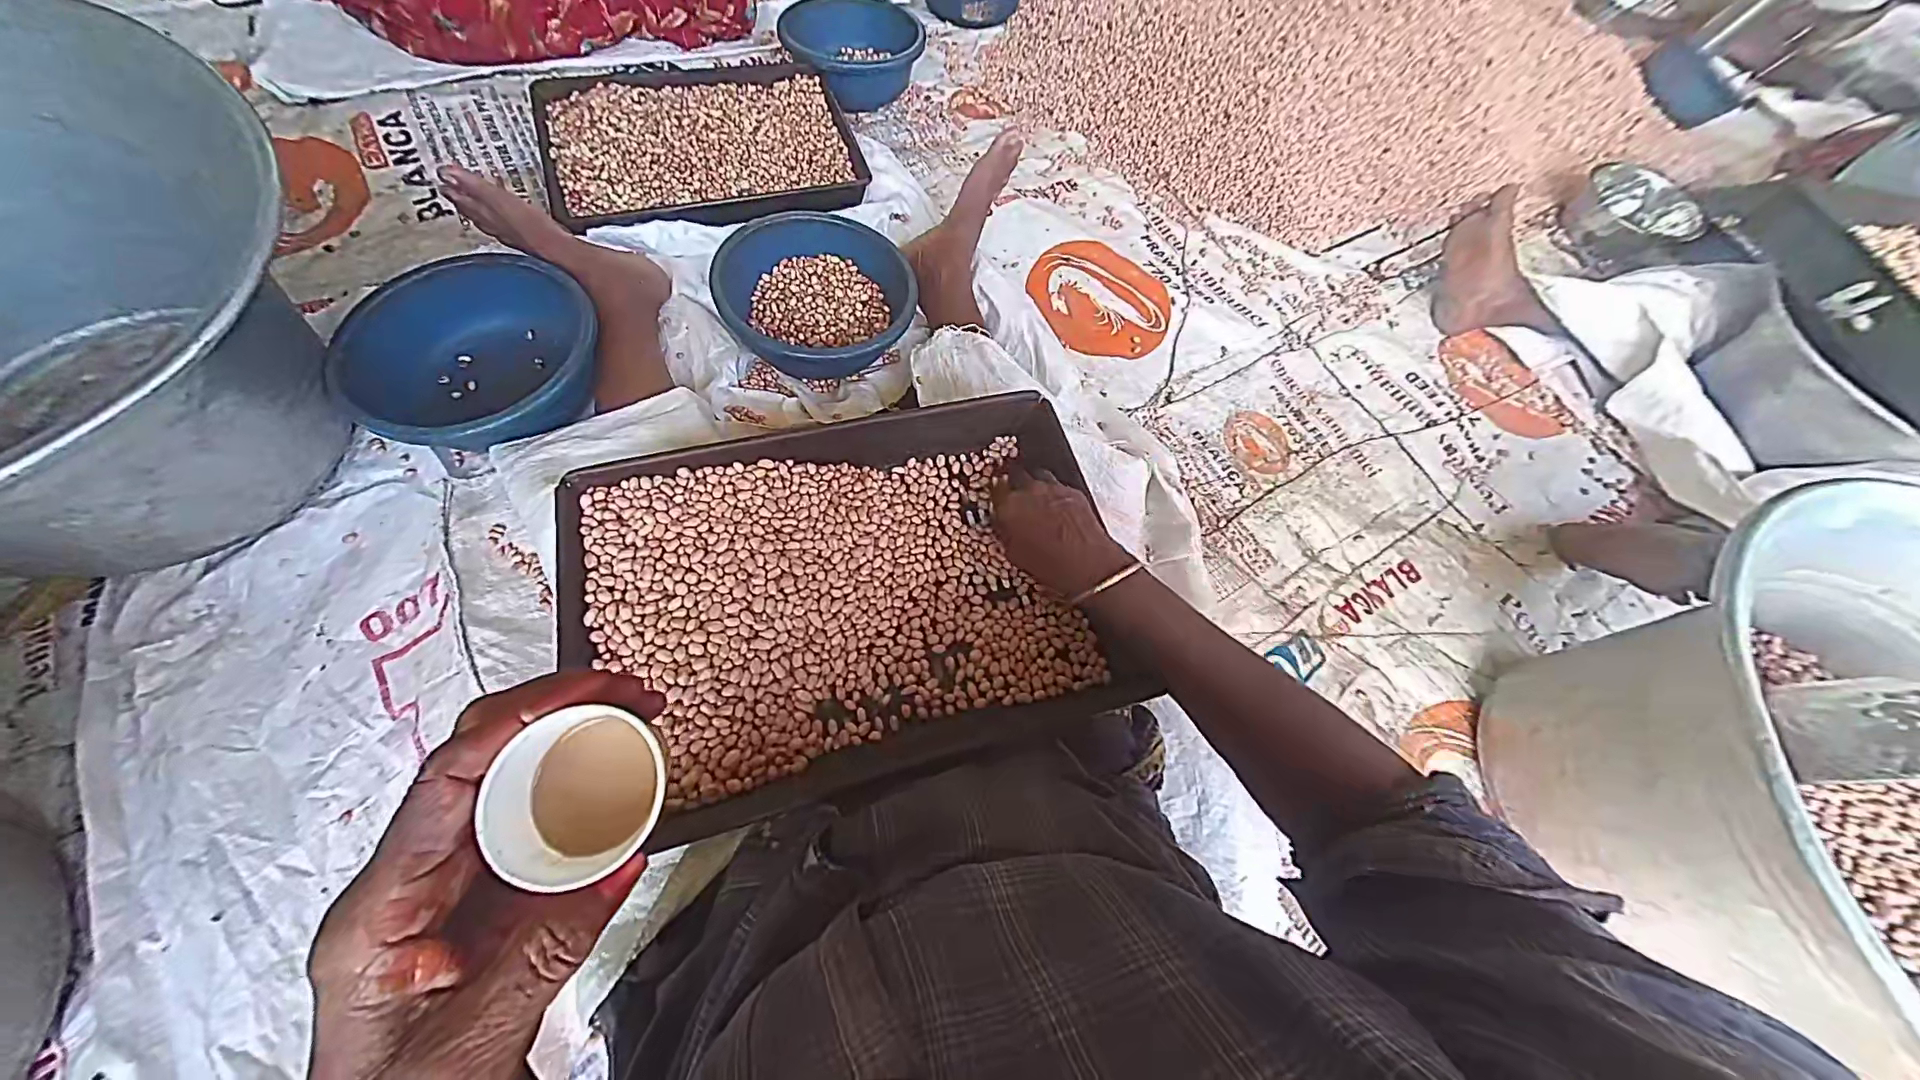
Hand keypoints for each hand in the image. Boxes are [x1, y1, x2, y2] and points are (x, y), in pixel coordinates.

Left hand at [309, 672, 664, 1079]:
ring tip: (633, 716)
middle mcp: (415, 874)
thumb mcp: (474, 1041)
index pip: (443, 782)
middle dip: (555, 707)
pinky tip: (620, 768)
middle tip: (624, 693)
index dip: (510, 725)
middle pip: (479, 754)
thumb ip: (548, 952)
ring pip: (511, 772)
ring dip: (576, 732)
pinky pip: (538, 809)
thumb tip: (620, 865)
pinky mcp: (492, 880)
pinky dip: (584, 776)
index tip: (575, 696)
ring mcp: (455, 873)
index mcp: (383, 907)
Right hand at [991, 466, 1134, 597]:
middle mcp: (1029, 491)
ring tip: (1035, 499)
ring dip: (1034, 485)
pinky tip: (1055, 505)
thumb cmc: (1048, 564)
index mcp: (1009, 506)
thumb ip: (1005, 531)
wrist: (1086, 564)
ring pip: (1037, 476)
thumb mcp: (1014, 554)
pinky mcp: (1072, 491)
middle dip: (1014, 484)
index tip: (996, 497)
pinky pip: (1057, 485)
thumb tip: (1002, 523)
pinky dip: (1053, 492)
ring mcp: (1052, 488)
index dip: (996, 492)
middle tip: (1015, 496)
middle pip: (1016, 475)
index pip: (995, 487)